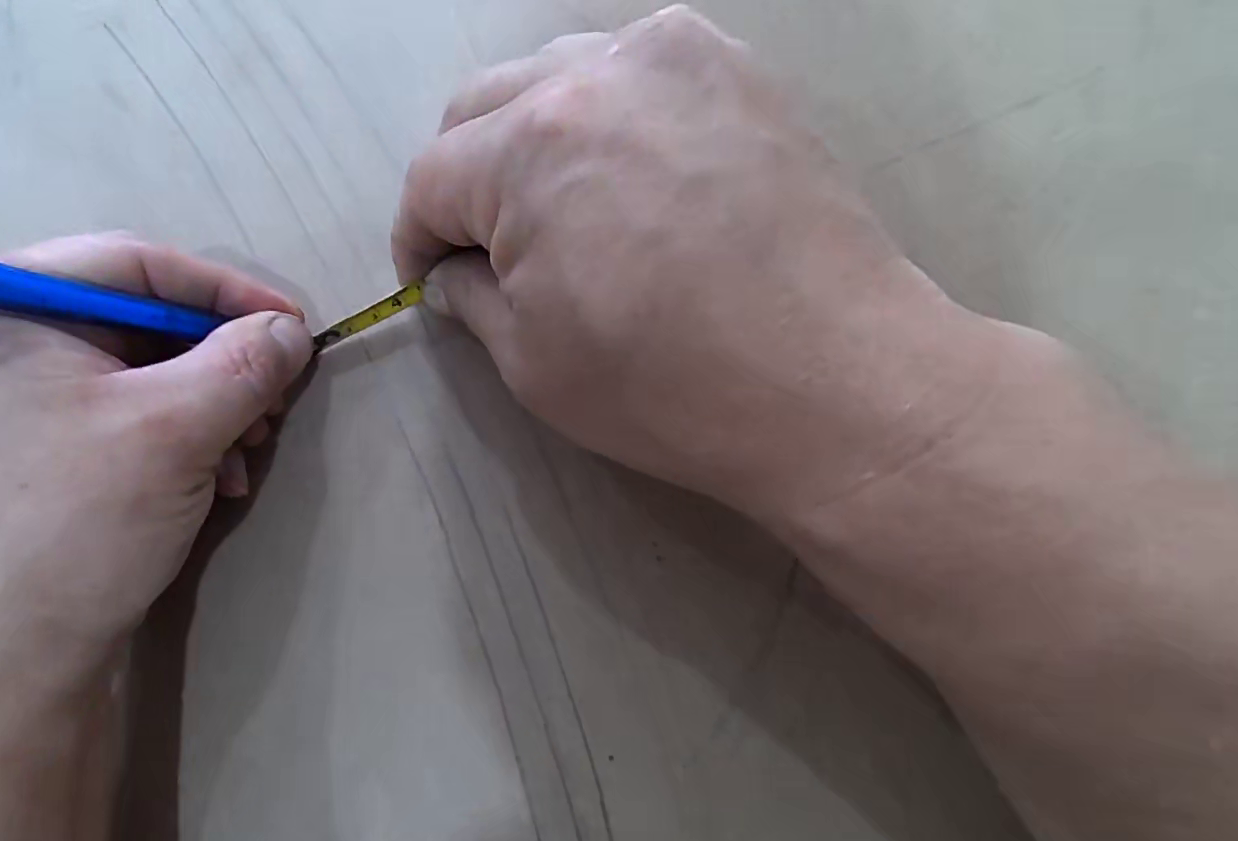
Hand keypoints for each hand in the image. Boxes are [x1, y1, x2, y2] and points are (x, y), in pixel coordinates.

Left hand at [0, 233, 310, 685]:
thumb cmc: (72, 531)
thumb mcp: (174, 434)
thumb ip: (243, 366)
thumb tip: (290, 331)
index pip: (129, 264)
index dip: (225, 291)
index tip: (293, 326)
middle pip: (125, 323)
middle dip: (214, 367)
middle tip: (270, 406)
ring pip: (119, 378)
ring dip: (197, 413)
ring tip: (240, 459)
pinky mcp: (2, 459)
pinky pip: (98, 422)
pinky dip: (163, 445)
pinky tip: (203, 483)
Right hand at [394, 5, 1007, 526]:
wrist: (824, 380)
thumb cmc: (656, 386)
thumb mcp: (529, 360)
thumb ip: (472, 299)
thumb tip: (449, 274)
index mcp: (529, 148)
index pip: (431, 179)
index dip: (413, 238)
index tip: (423, 283)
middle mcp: (595, 72)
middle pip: (481, 111)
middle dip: (459, 184)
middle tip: (475, 251)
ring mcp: (677, 58)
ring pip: (555, 78)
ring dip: (523, 144)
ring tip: (543, 215)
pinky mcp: (736, 72)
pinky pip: (631, 77)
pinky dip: (596, 123)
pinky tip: (613, 180)